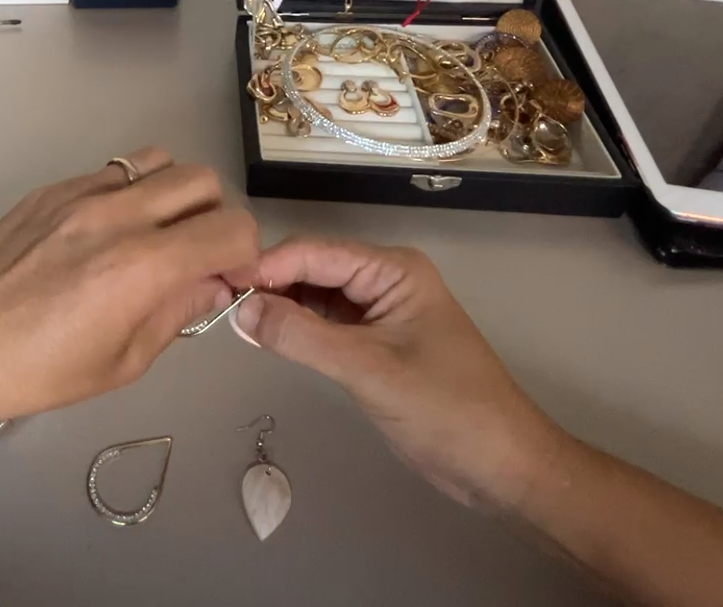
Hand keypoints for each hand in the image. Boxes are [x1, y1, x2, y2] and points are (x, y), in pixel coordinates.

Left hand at [0, 148, 259, 432]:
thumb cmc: (43, 369)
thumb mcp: (125, 360)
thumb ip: (180, 311)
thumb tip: (217, 282)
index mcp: (143, 265)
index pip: (231, 227)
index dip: (244, 253)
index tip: (227, 275)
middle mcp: (117, 214)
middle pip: (202, 179)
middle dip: (213, 215)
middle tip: (194, 252)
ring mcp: (80, 192)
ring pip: (157, 160)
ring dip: (171, 192)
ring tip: (152, 230)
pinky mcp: (51, 188)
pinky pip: (110, 171)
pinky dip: (126, 193)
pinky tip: (103, 231)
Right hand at [228, 236, 569, 511]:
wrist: (504, 470)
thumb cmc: (447, 410)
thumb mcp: (367, 370)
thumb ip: (300, 337)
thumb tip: (238, 310)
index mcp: (391, 269)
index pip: (313, 253)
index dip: (265, 265)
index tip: (220, 283)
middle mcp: (380, 278)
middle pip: (308, 267)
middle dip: (267, 282)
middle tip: (218, 301)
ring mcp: (374, 309)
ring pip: (311, 292)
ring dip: (276, 303)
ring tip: (231, 317)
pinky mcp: (369, 338)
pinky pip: (320, 319)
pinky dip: (292, 326)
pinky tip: (263, 334)